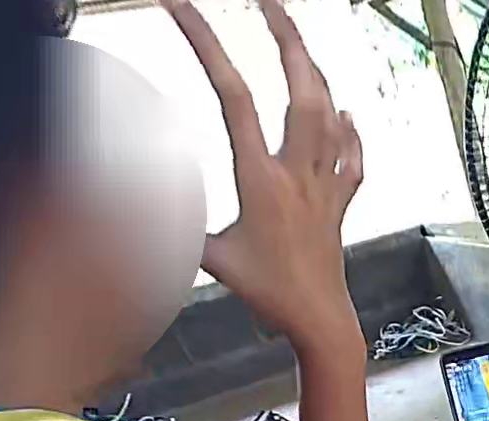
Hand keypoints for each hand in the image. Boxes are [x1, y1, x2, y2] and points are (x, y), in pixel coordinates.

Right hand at [164, 0, 364, 344]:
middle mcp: (299, 176)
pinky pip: (355, 163)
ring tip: (299, 45)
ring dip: (317, 75)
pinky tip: (347, 114)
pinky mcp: (341, 207)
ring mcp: (326, 189)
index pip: (232, 95)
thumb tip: (134, 206)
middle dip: (288, 38)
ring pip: (331, 119)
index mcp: (262, 181)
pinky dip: (352, 135)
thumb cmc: (270, 295)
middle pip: (303, 92)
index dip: (204, 41)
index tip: (178, 2)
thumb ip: (174, 228)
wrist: (320, 320)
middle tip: (270, 2)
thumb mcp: (214, 261)